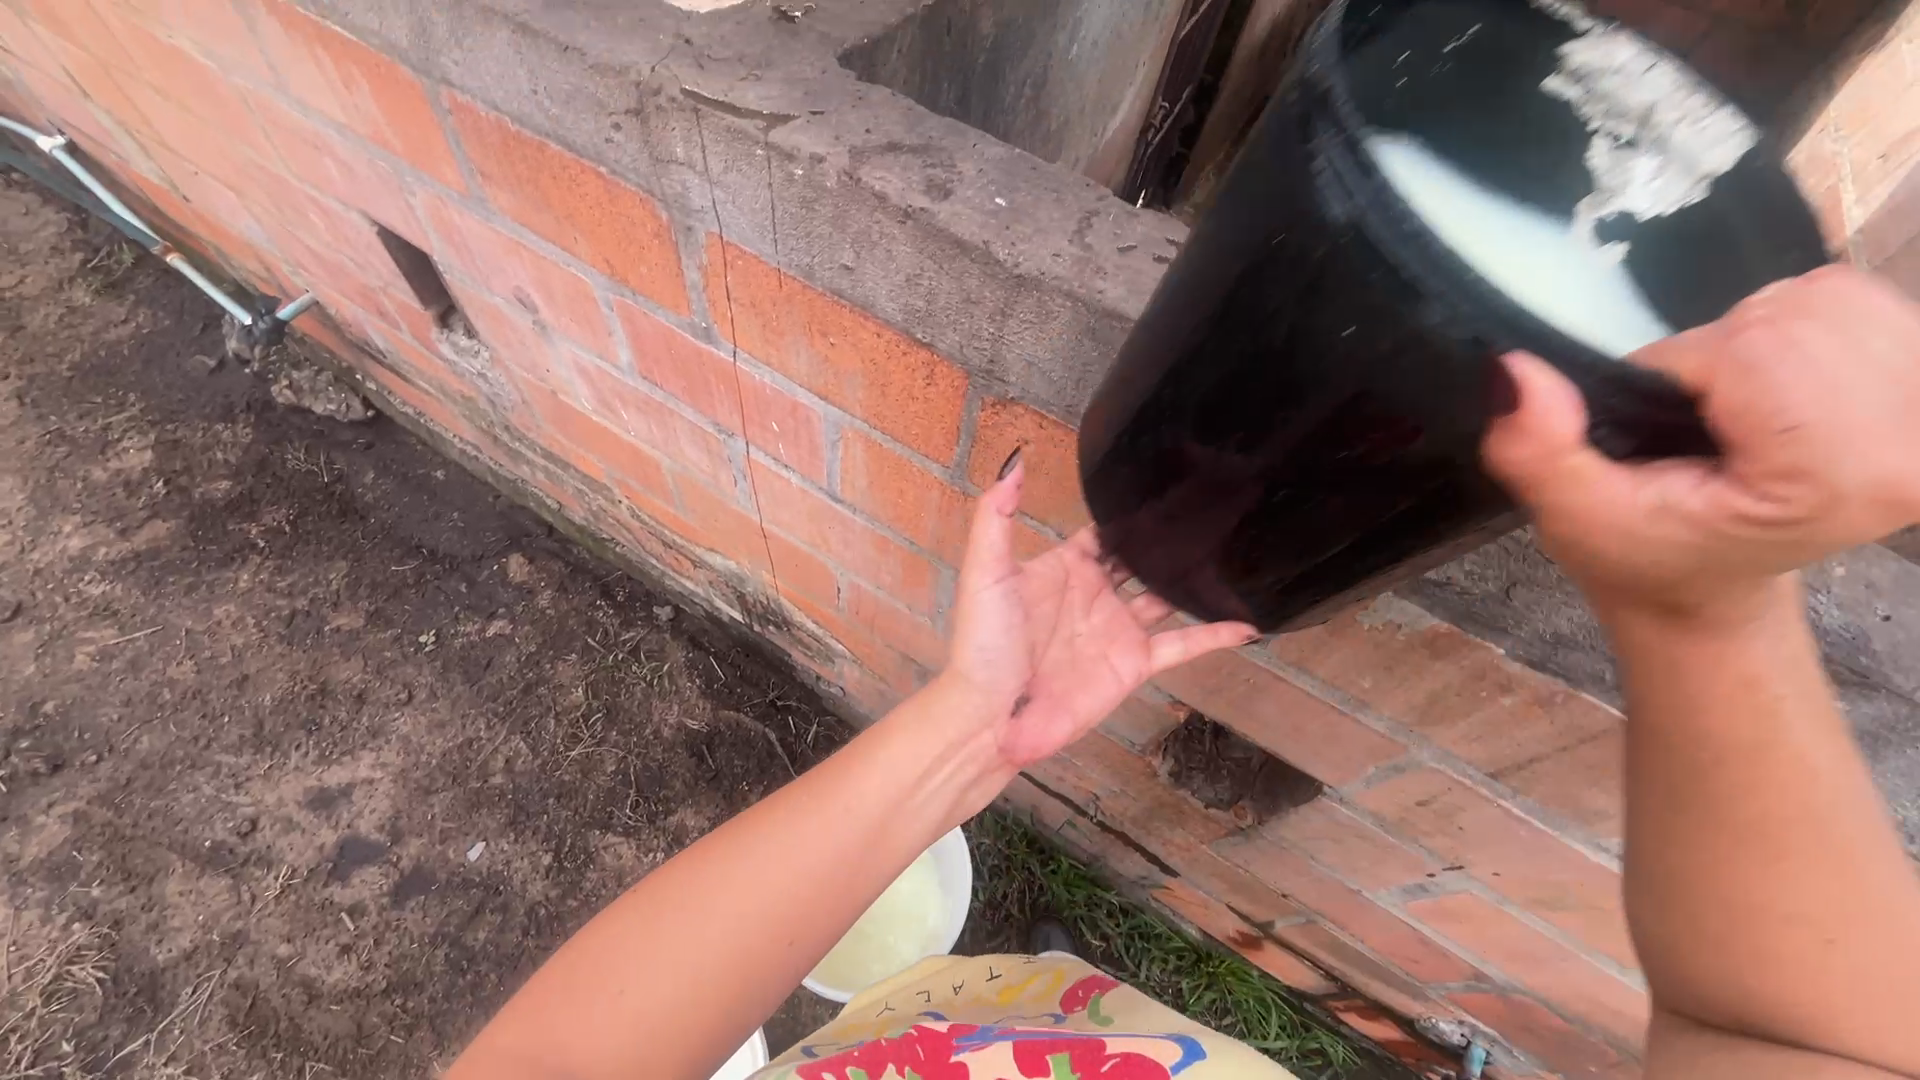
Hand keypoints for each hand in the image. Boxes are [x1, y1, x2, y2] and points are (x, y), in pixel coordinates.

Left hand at [939, 457, 1257, 766]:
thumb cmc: (983, 643)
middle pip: (1141, 560)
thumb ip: (997, 515)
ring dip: (1195, 579)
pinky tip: (1247, 624)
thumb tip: (1014, 461)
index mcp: (1065, 567)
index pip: (1104, 533)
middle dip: (1169, 540)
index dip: (1129, 513)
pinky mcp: (1133, 663)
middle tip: (1212, 513)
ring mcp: (1117, 629)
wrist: (993, 715)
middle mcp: (1096, 594)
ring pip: (1168, 596)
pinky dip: (1214, 635)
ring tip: (1235, 553)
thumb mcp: (985, 570)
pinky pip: (1183, 645)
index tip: (1166, 487)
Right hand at [1483, 264, 1919, 626]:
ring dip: (1753, 334)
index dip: (1673, 368)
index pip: (1755, 348)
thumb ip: (1537, 448)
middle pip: (1798, 314)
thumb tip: (1513, 368)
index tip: (1654, 422)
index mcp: (1837, 480)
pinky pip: (1856, 297)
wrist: (1703, 576)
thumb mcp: (1569, 514)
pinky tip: (1771, 382)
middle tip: (1692, 413)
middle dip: (1717, 349)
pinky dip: (1795, 325)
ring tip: (1730, 398)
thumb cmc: (1639, 552)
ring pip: (1828, 297)